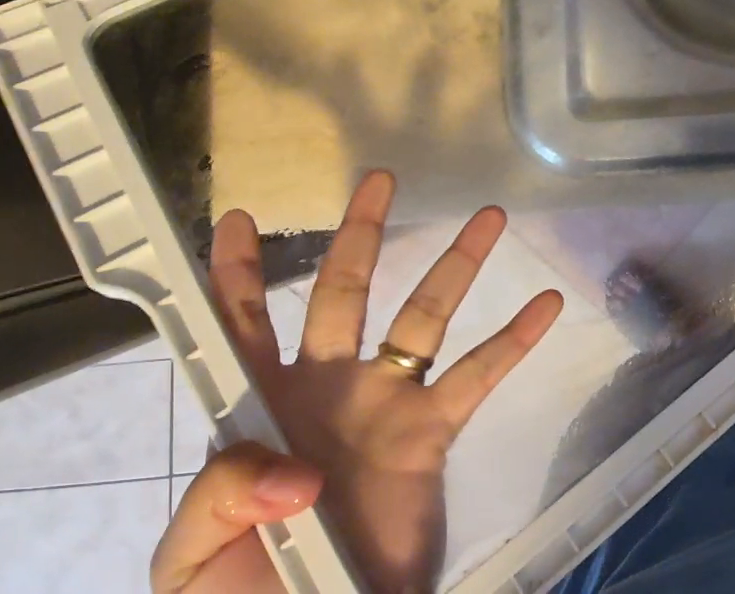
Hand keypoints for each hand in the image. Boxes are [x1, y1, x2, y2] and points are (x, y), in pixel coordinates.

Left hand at [154, 170, 563, 592]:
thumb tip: (300, 466)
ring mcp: (385, 407)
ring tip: (491, 217)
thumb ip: (219, 496)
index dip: (239, 274)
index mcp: (260, 408)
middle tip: (380, 179)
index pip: (244, 327)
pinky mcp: (432, 436)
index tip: (239, 218)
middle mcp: (328, 389)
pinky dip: (512, 342)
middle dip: (359, 235)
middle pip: (343, 295)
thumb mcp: (190, 563)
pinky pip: (477, 379)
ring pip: (423, 319)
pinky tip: (544, 305)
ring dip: (456, 267)